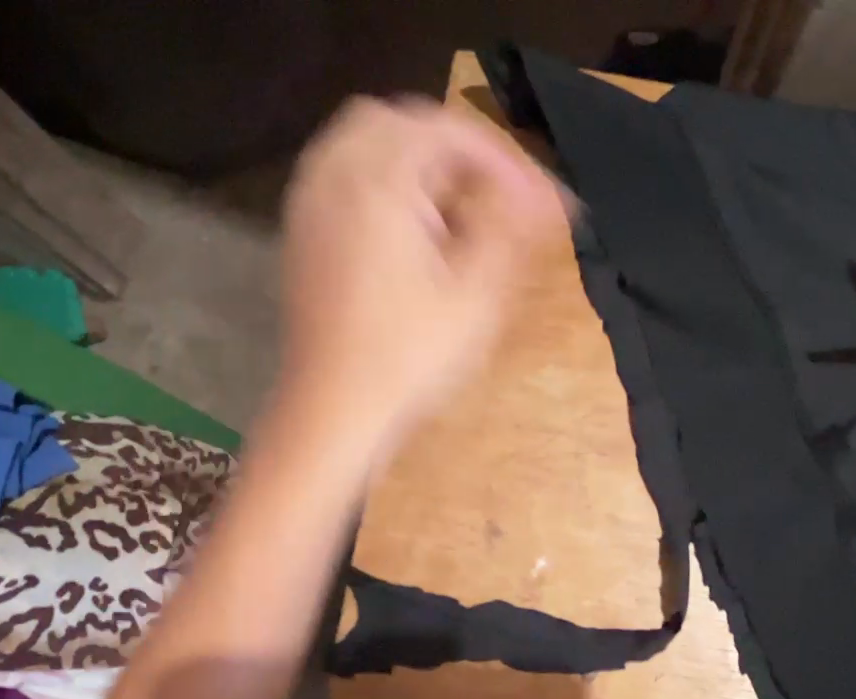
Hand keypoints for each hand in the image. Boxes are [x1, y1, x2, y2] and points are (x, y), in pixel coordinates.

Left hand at [276, 97, 568, 455]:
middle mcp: (334, 179)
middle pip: (401, 125)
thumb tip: (550, 194)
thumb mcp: (476, 296)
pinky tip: (417, 239)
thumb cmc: (409, 360)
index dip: (504, 161)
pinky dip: (387, 190)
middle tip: (499, 200)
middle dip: (457, 153)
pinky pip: (346, 182)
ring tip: (463, 220)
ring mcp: (311, 208)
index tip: (543, 206)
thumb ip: (512, 230)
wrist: (333, 415)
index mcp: (376, 182)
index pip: (448, 130)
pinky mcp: (305, 239)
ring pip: (368, 150)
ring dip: (421, 170)